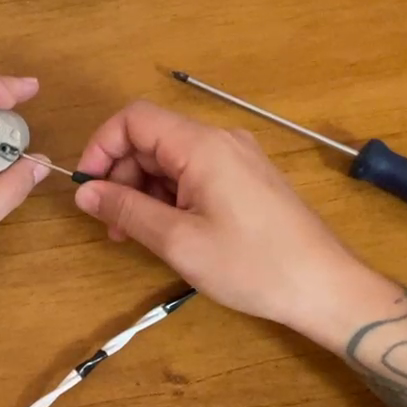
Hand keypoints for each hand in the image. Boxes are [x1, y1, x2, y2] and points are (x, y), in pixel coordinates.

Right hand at [73, 101, 392, 335]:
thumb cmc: (251, 265)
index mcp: (202, 147)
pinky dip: (167, 196)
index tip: (87, 187)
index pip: (135, 119)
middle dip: (120, 175)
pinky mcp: (244, 179)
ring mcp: (235, 158)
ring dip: (141, 190)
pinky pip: (192, 174)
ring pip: (169, 159)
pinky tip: (163, 230)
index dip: (101, 146)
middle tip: (109, 222)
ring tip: (132, 234)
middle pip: (151, 139)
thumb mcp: (177, 241)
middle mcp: (219, 141)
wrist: (323, 286)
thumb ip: (126, 210)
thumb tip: (83, 192)